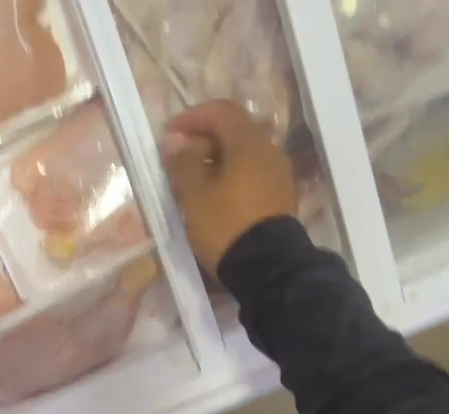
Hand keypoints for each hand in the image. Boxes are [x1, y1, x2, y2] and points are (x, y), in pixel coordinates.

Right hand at [162, 101, 298, 276]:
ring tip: (192, 184)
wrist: (266, 266)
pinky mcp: (279, 196)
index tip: (169, 136)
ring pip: (242, 155)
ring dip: (215, 162)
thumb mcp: (196, 195)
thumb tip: (175, 140)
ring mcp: (277, 174)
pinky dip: (230, 177)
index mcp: (248, 142)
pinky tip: (214, 198)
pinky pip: (251, 175)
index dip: (192, 118)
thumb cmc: (225, 225)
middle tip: (177, 163)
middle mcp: (268, 150)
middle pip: (233, 132)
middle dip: (202, 141)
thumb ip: (184, 163)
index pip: (220, 112)